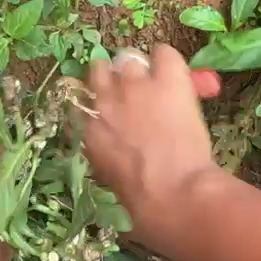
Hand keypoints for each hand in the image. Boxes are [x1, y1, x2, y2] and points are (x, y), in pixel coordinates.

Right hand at [82, 45, 226, 252]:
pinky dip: (168, 62)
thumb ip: (107, 160)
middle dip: (114, 79)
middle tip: (133, 96)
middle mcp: (105, 102)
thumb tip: (116, 158)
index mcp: (88, 133)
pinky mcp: (167, 79)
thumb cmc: (142, 207)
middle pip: (99, 71)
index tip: (113, 116)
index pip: (82, 105)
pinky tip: (178, 78)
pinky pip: (164, 53)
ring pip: (129, 59)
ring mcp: (136, 86)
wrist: (175, 195)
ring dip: (141, 70)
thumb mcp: (111, 185)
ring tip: (158, 85)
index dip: (100, 108)